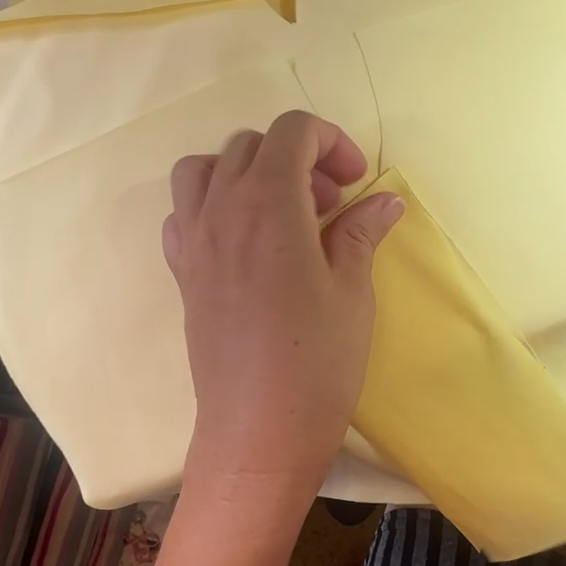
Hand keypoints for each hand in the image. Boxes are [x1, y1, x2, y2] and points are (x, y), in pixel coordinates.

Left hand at [163, 111, 403, 510]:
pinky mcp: (182, 273)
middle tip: (331, 204)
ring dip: (246, 172)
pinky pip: (183, 212)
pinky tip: (245, 242)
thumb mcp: (353, 294)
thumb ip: (361, 234)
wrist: (258, 433)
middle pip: (251, 144)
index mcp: (270, 205)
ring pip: (205, 168)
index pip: (292, 131)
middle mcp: (222, 210)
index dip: (332, 142)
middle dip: (297, 157)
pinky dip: (212, 206)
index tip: (356, 183)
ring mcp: (193, 241)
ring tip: (282, 211)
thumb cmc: (318, 364)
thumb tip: (383, 201)